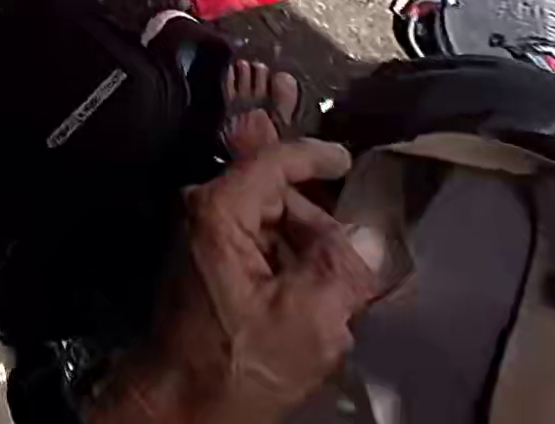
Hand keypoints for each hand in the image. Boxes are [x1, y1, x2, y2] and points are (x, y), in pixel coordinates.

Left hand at [93, 141, 382, 423]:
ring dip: (306, 252)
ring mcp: (200, 232)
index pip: (268, 164)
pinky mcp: (205, 256)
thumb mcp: (305, 321)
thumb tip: (370, 237)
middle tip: (354, 274)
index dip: (310, 157)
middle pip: (274, 195)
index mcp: (217, 210)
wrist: (184, 397)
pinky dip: (288, 264)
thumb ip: (340, 271)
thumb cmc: (239, 360)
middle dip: (319, 226)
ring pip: (268, 222)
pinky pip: (256, 243)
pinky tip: (310, 306)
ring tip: (335, 303)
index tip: (347, 160)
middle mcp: (202, 209)